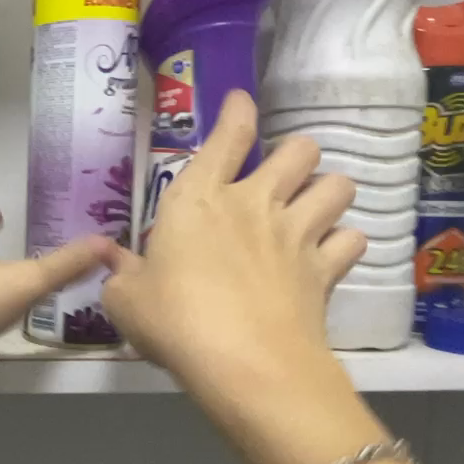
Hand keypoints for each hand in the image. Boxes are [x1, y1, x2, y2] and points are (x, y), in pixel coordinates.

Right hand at [103, 91, 365, 415]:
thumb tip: (112, 262)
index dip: (237, 111)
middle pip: (299, 150)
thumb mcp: (124, 298)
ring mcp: (295, 234)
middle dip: (294, 154)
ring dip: (326, 190)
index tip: (241, 100)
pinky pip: (351, 240)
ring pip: (337, 185)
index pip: (226, 135)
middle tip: (278, 176)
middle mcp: (253, 203)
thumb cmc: (173, 319)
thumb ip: (120, 274)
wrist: (244, 363)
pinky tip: (327, 255)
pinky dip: (342, 244)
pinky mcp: (325, 270)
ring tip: (310, 208)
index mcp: (198, 198)